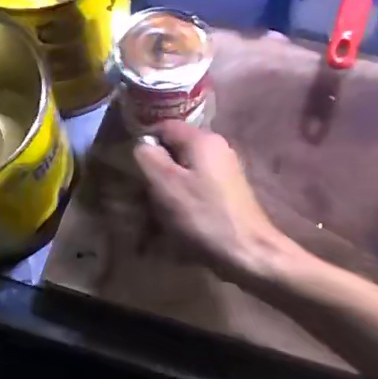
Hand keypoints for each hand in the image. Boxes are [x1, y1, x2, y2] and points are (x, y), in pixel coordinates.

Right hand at [133, 121, 302, 284]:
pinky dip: (182, 197)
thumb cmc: (201, 215)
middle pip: (175, 148)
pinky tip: (176, 218)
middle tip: (142, 191)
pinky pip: (196, 185)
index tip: (131, 165)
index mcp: (202, 140)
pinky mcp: (227, 191)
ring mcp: (225, 170)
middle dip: (156, 168)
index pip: (164, 126)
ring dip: (167, 186)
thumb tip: (143, 145)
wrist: (246, 252)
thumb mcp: (164, 184)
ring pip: (184, 169)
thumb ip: (148, 157)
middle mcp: (217, 148)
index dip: (144, 141)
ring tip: (156, 209)